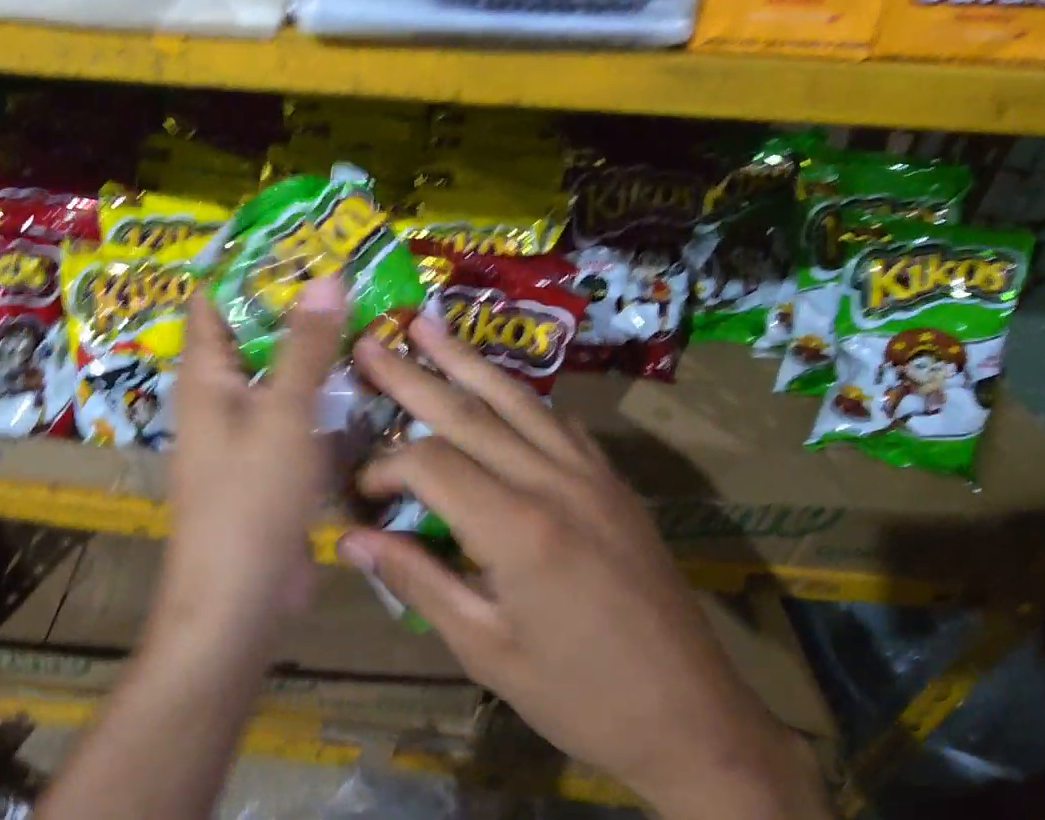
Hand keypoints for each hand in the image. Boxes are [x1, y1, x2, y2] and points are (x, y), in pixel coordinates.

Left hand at [152, 275, 346, 648]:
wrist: (240, 600)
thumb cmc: (250, 498)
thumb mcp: (283, 413)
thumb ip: (305, 346)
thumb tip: (326, 275)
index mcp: (206, 374)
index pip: (216, 298)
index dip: (251, 264)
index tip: (302, 235)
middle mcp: (222, 395)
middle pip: (258, 333)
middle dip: (301, 305)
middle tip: (356, 271)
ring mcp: (249, 432)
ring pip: (286, 375)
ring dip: (320, 352)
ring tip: (373, 315)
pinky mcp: (275, 464)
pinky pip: (302, 416)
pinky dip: (329, 398)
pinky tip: (372, 381)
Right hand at [345, 316, 831, 819]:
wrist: (693, 718)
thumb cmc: (580, 696)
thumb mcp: (486, 650)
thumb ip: (418, 582)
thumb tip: (352, 539)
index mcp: (517, 529)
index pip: (431, 464)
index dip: (384, 468)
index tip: (359, 492)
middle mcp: (554, 483)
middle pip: (470, 412)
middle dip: (413, 377)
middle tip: (371, 342)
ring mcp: (591, 477)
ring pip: (518, 401)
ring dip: (468, 362)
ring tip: (429, 325)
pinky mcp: (614, 484)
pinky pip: (560, 423)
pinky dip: (521, 397)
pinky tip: (502, 386)